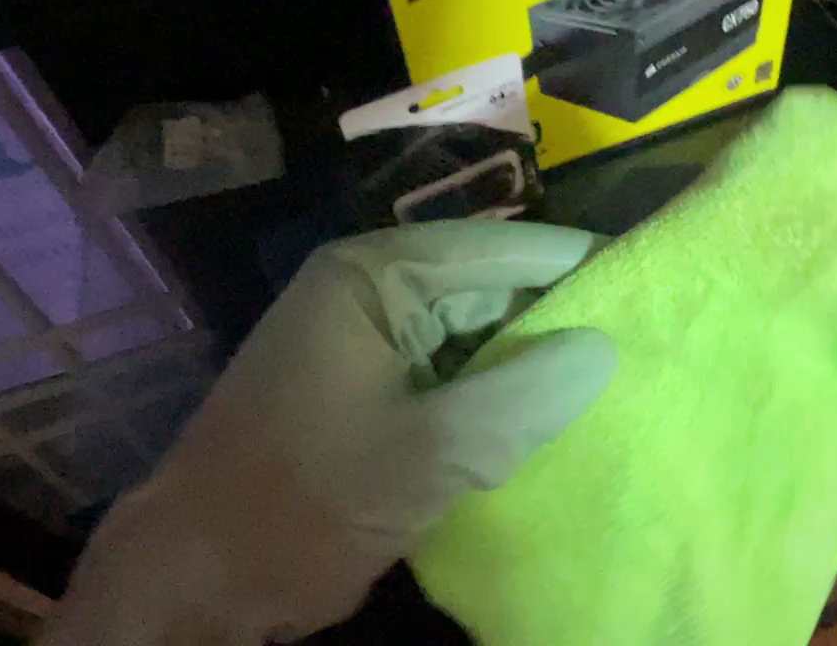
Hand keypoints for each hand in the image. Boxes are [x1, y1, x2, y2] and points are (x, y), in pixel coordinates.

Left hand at [38, 221, 616, 645]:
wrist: (193, 586)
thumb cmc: (297, 503)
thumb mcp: (423, 455)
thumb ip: (520, 398)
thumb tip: (604, 349)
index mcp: (375, 275)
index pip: (496, 249)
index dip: (572, 260)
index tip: (643, 275)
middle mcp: (376, 288)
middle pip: (490, 284)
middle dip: (558, 311)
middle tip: (640, 329)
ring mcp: (375, 335)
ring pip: (478, 329)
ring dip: (533, 352)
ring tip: (614, 364)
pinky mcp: (379, 381)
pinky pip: (458, 367)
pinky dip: (501, 386)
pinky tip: (553, 405)